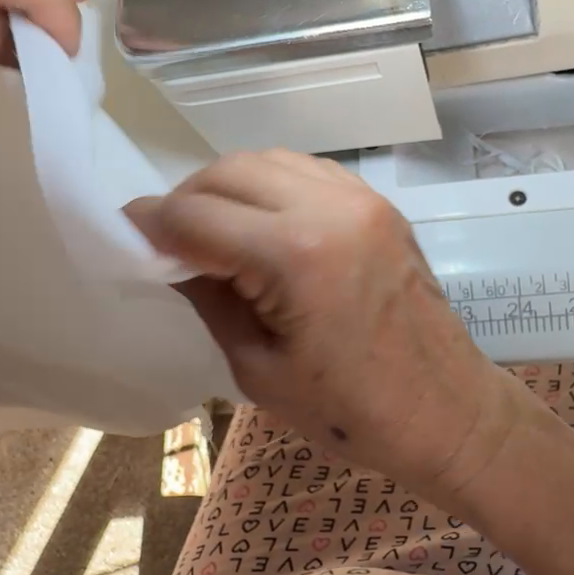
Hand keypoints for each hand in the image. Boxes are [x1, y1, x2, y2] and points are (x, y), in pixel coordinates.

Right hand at [125, 151, 544, 504]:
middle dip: (187, 199)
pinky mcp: (380, 206)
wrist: (449, 413)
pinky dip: (274, 187)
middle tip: (168, 242)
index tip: (124, 237)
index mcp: (297, 255)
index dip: (149, 224)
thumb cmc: (353, 414)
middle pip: (229, 170)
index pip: (196, 215)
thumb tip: (172, 260)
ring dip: (230, 187)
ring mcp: (362, 200)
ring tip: (213, 232)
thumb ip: (210, 300)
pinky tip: (263, 225)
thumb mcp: (259, 371)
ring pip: (270, 160)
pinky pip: (309, 173)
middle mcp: (331, 208)